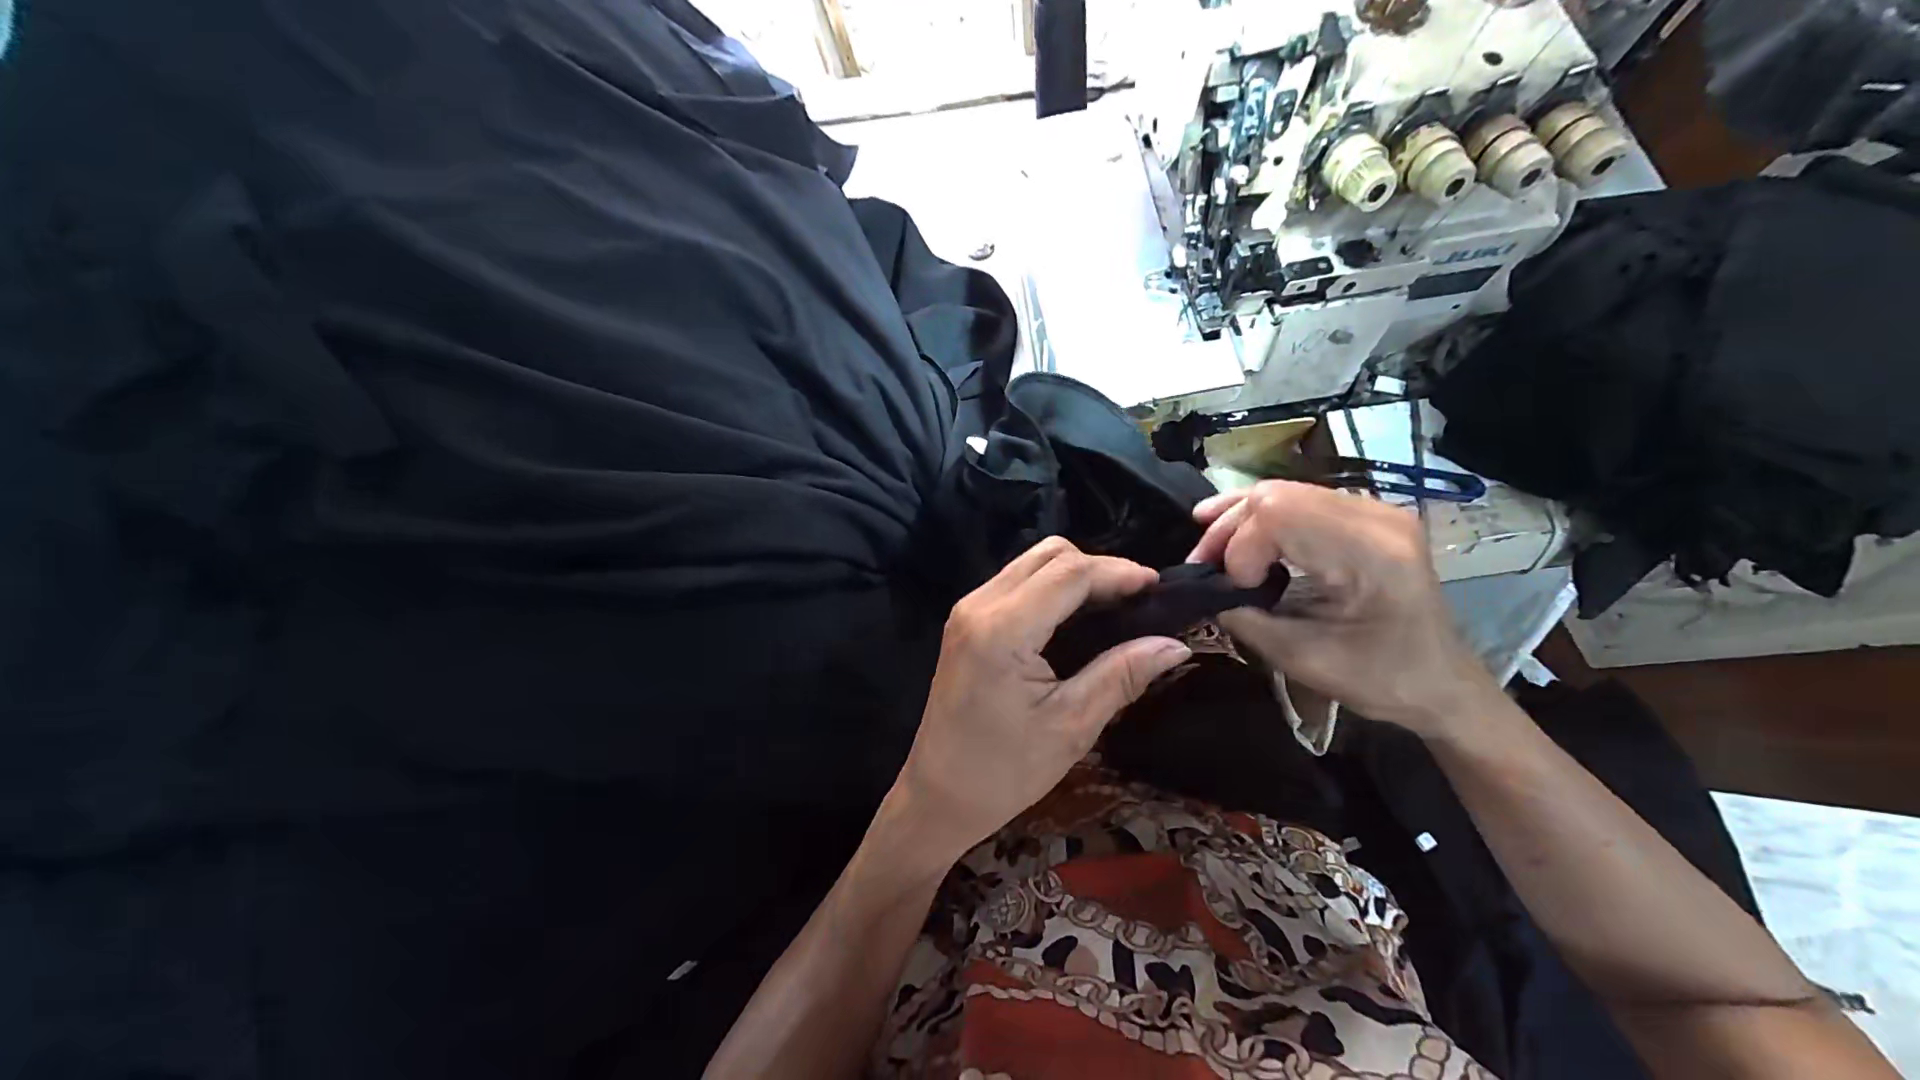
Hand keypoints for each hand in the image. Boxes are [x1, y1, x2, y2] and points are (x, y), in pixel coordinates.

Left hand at [889, 537, 1192, 865]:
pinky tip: (1078, 614)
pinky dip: (1052, 586)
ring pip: (1031, 562)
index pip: (1069, 573)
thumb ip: (1123, 674)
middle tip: (1138, 600)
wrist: (938, 794)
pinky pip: (1017, 581)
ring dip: (1075, 573)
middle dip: (1099, 567)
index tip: (1159, 588)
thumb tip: (1176, 644)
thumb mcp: (1072, 725)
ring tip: (1116, 605)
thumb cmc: (1004, 771)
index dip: (1119, 573)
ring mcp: (968, 609)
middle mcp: (979, 605)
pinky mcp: (966, 621)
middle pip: (1049, 554)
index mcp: (1002, 629)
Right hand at [1186, 481, 1498, 736]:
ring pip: (1281, 491)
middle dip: (1229, 530)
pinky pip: (1296, 499)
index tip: (1237, 591)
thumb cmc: (1383, 679)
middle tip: (1204, 567)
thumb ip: (1248, 620)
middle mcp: (1375, 517)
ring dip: (1237, 520)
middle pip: (1275, 496)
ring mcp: (1372, 510)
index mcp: (1371, 553)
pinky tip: (1225, 519)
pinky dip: (1257, 515)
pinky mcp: (1363, 516)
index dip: (1241, 549)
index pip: (1278, 516)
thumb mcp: (1305, 659)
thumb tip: (1206, 592)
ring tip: (1206, 544)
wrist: (1441, 683)